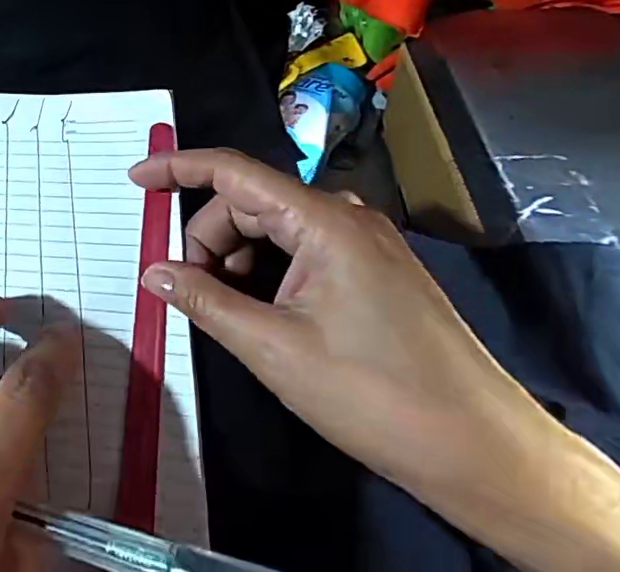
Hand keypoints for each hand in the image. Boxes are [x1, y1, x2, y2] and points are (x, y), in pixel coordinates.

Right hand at [129, 149, 619, 571]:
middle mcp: (344, 213)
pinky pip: (303, 248)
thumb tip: (153, 269)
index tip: (135, 177)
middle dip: (209, 239)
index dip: (178, 168)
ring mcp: (363, 238)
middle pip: (252, 203)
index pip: (233, 171)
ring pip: (276, 228)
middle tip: (187, 291)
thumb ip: (206, 300)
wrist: (484, 450)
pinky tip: (264, 312)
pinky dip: (269, 271)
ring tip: (229, 312)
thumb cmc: (375, 396)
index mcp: (322, 218)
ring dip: (239, 259)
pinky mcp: (373, 266)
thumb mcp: (275, 349)